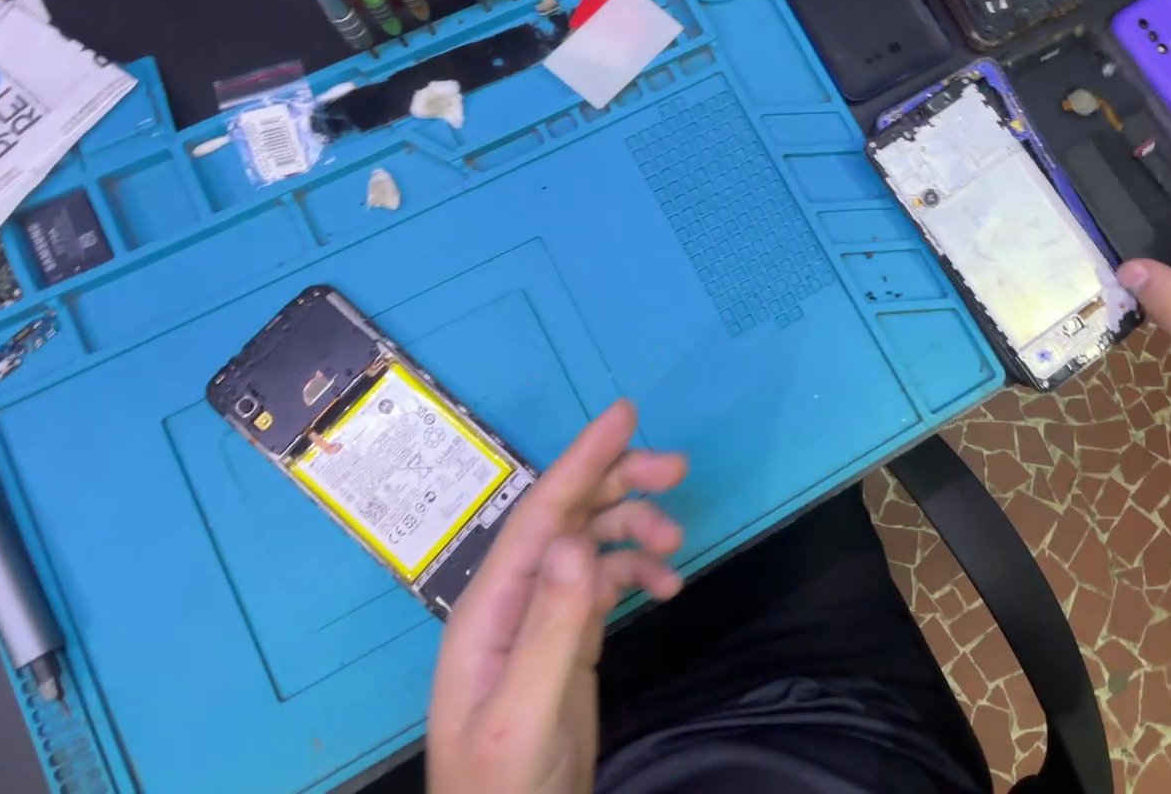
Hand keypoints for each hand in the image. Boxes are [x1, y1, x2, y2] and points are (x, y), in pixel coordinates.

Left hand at [427, 400, 687, 793]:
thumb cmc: (507, 786)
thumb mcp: (527, 713)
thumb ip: (550, 627)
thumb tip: (575, 541)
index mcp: (493, 604)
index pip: (542, 512)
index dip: (583, 458)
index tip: (625, 414)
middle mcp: (516, 596)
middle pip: (568, 514)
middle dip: (620, 482)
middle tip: (677, 468)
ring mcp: (542, 615)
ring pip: (591, 542)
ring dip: (635, 529)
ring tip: (678, 544)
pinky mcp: (567, 637)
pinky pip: (605, 582)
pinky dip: (638, 572)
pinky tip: (667, 588)